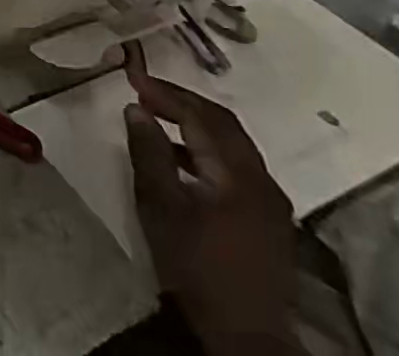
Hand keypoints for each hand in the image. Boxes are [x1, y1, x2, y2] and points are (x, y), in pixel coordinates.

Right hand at [124, 62, 302, 355]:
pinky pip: (233, 163)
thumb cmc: (194, 259)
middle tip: (141, 86)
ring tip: (153, 112)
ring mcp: (269, 199)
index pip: (202, 118)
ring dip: (193, 122)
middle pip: (225, 125)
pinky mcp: (264, 213)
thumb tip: (135, 110)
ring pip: (231, 143)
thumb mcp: (160, 203)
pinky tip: (175, 153)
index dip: (166, 92)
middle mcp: (263, 180)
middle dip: (182, 100)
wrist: (243, 324)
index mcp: (238, 175)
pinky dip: (202, 146)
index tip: (129, 74)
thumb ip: (148, 152)